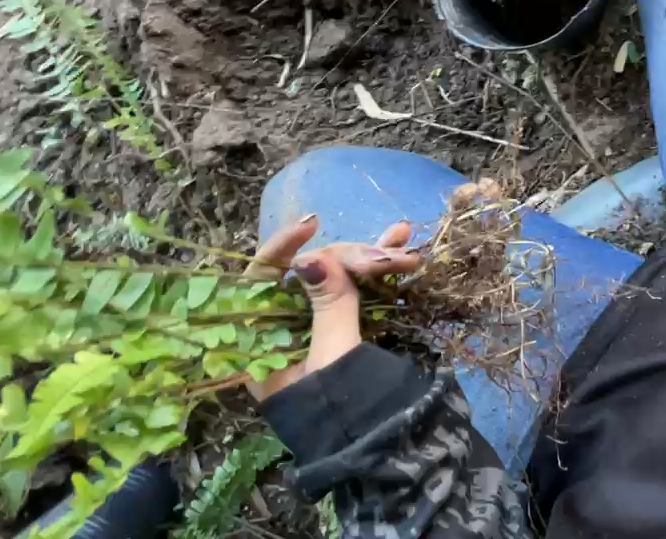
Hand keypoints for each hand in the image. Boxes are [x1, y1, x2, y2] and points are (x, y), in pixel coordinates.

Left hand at [244, 214, 424, 400]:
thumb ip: (328, 306)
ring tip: (406, 244)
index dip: (283, 247)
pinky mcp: (350, 317)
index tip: (314, 224)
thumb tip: (315, 258)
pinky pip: (362, 281)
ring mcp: (320, 318)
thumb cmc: (339, 408)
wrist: (379, 442)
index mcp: (261, 338)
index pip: (259, 279)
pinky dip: (382, 262)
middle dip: (351, 257)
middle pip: (312, 270)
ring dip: (374, 254)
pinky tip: (404, 242)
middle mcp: (286, 323)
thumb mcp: (332, 357)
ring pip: (342, 272)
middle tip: (387, 258)